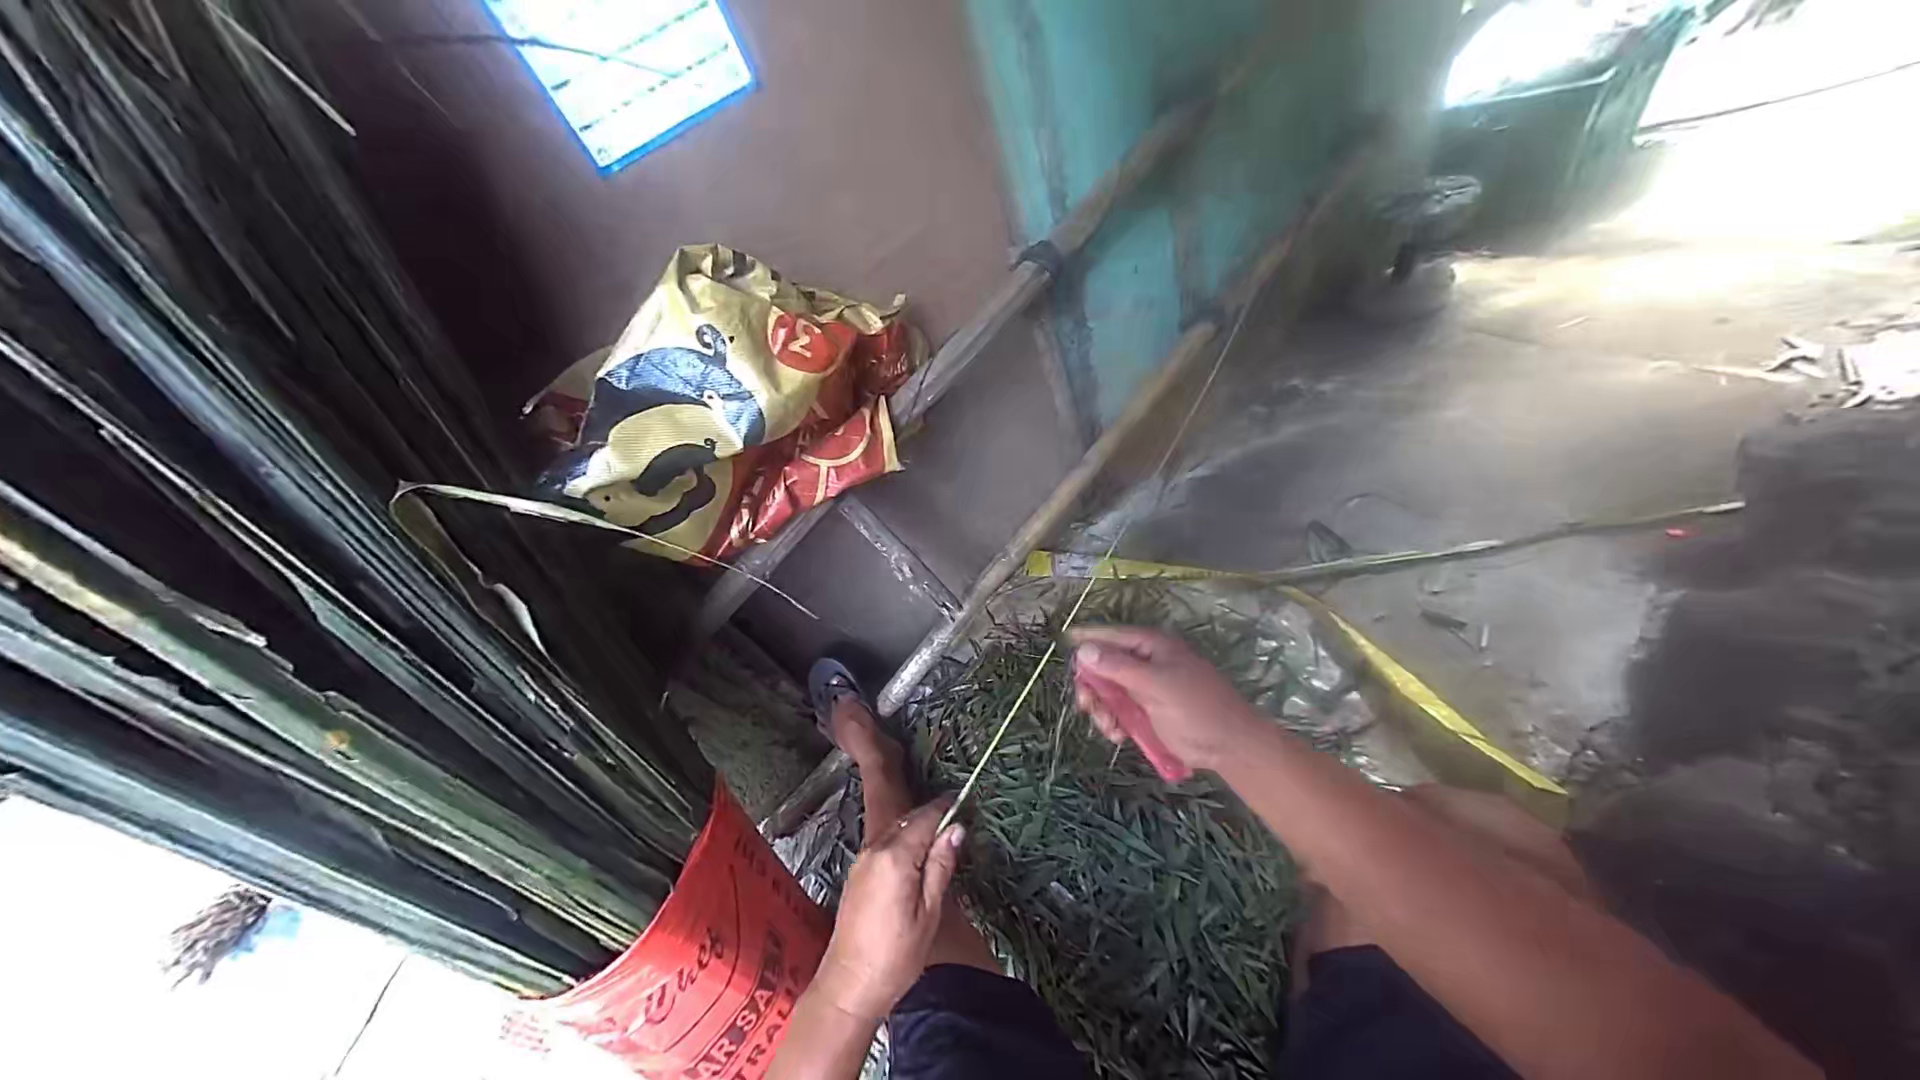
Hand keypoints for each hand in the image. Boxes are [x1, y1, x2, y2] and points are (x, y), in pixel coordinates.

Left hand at [808, 797, 965, 1021]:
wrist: (849, 985)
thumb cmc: (895, 956)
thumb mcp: (929, 912)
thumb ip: (941, 865)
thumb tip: (956, 829)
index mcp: (895, 857)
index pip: (925, 818)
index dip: (946, 808)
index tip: (964, 802)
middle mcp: (875, 850)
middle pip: (908, 819)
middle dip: (932, 816)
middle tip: (957, 823)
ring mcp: (862, 860)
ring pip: (895, 829)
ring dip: (917, 828)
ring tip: (941, 841)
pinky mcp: (856, 873)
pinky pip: (884, 844)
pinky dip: (903, 841)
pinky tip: (916, 859)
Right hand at [1070, 625, 1263, 771]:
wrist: (1230, 746)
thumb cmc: (1197, 709)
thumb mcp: (1157, 685)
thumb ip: (1119, 667)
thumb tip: (1084, 649)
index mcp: (1151, 646)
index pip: (1110, 635)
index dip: (1086, 640)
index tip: (1064, 644)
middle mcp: (1145, 663)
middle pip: (1102, 666)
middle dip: (1092, 687)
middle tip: (1087, 706)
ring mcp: (1145, 687)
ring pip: (1107, 692)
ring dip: (1102, 710)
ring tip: (1110, 728)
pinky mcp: (1146, 711)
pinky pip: (1118, 711)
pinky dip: (1113, 723)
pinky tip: (1119, 736)